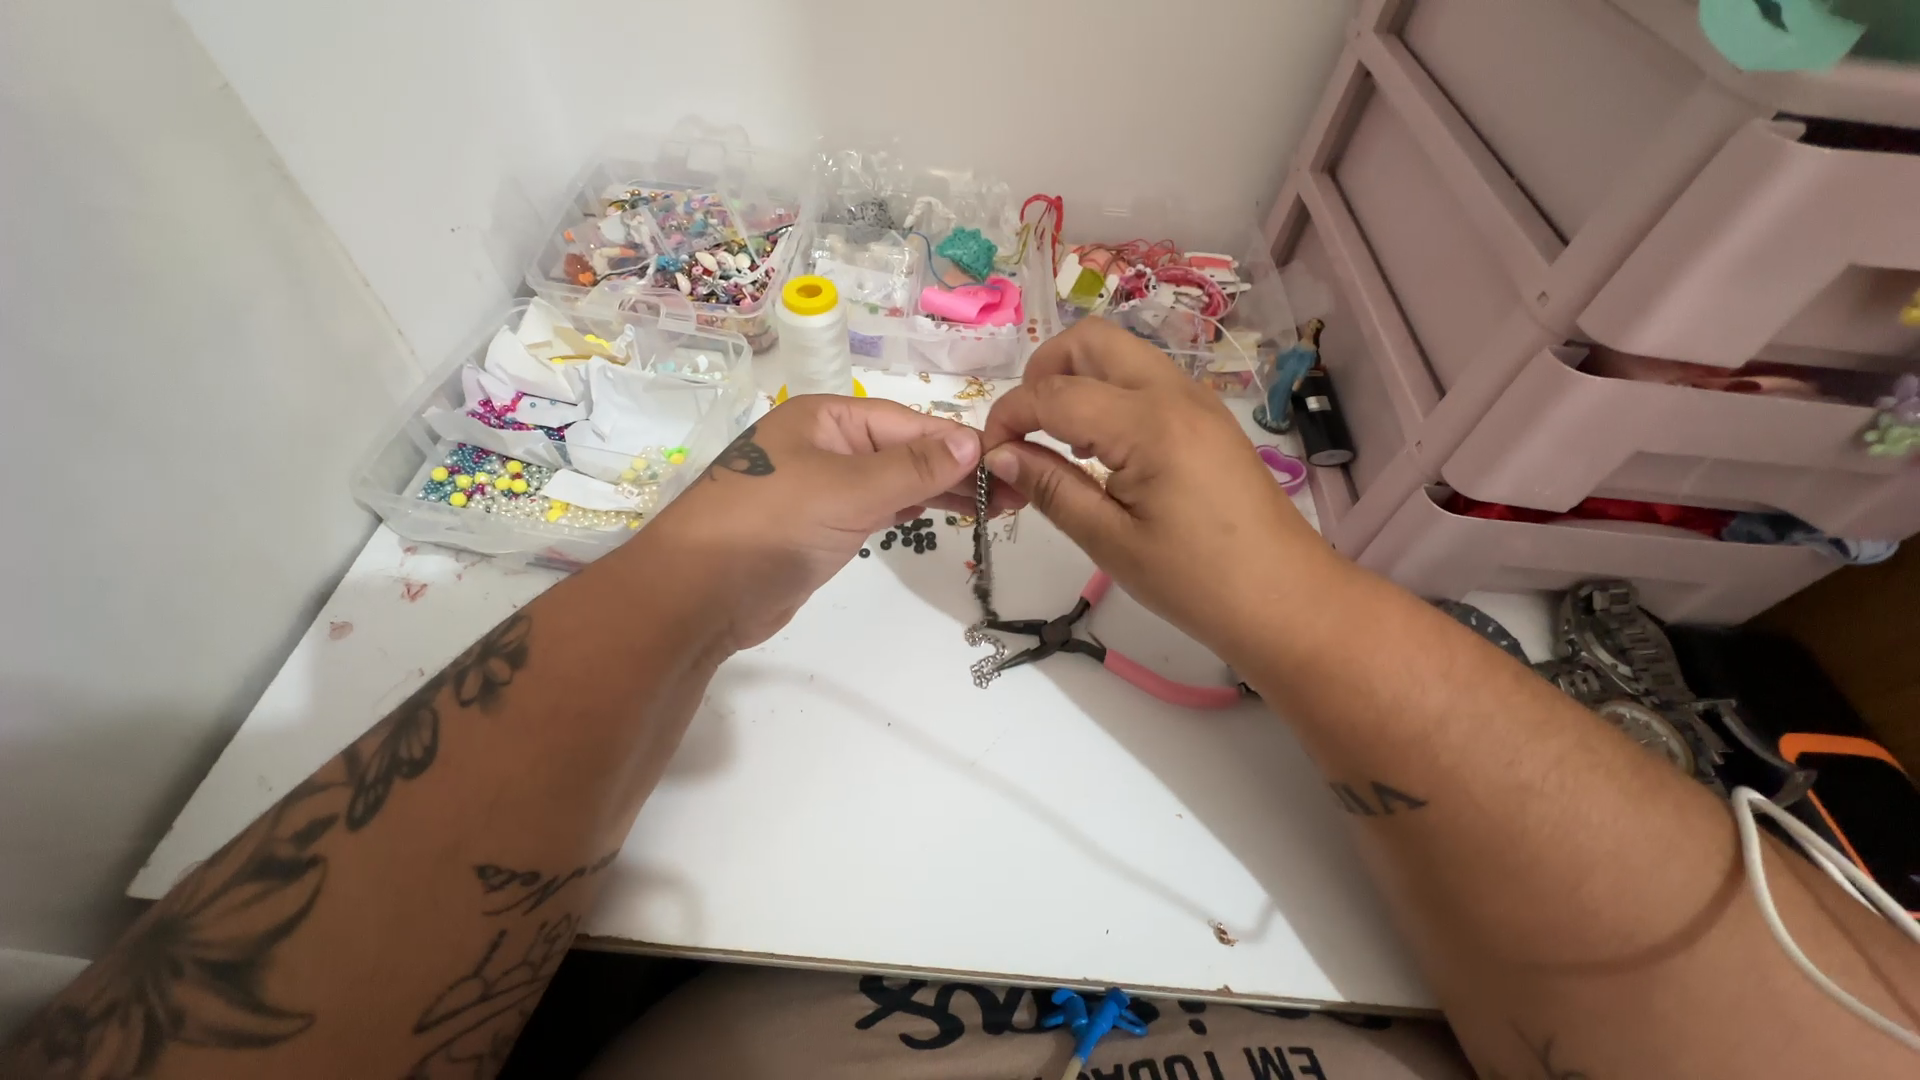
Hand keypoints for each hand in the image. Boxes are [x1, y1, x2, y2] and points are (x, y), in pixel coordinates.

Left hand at [633, 395, 994, 652]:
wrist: (698, 596)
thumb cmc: (769, 527)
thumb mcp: (846, 491)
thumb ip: (911, 469)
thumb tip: (973, 445)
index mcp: (826, 419)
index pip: (907, 424)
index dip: (958, 443)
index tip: (1007, 463)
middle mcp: (825, 446)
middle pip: (903, 451)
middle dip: (955, 471)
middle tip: (1013, 494)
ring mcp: (821, 488)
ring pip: (892, 482)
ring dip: (938, 492)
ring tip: (992, 507)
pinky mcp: (820, 527)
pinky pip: (875, 509)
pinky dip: (908, 510)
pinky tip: (938, 513)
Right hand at [981, 318, 1334, 661]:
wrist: (1285, 599)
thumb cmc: (1196, 581)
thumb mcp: (1110, 541)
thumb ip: (1050, 488)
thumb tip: (999, 456)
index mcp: (1148, 424)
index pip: (1054, 394)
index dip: (1008, 418)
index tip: (987, 455)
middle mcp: (1174, 392)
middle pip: (1090, 340)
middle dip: (1042, 372)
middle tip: (1024, 429)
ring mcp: (1196, 400)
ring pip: (1120, 353)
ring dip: (1076, 379)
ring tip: (1057, 440)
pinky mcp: (1207, 417)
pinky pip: (1145, 380)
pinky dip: (1107, 393)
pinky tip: (1099, 448)